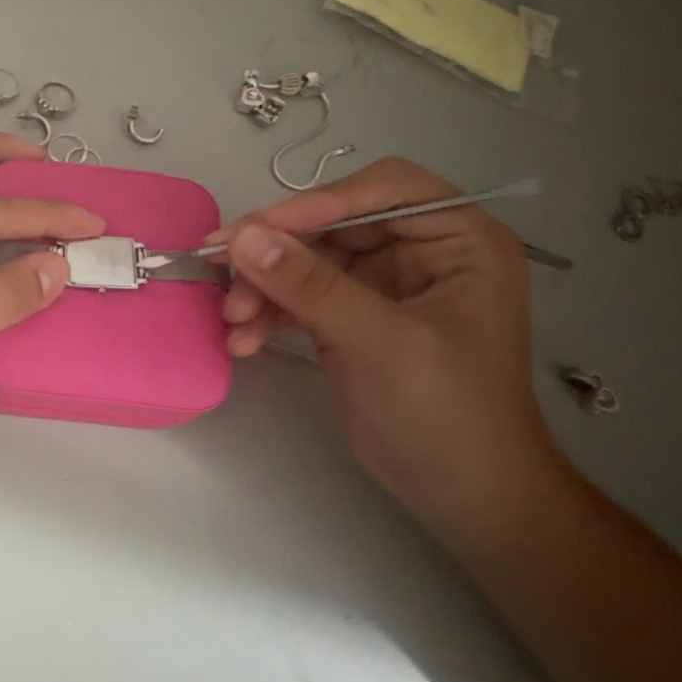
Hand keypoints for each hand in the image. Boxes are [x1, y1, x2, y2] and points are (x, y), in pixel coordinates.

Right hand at [209, 158, 559, 525]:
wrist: (461, 493)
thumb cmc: (448, 414)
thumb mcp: (382, 344)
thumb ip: (312, 287)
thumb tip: (242, 237)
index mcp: (458, 241)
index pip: (384, 189)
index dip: (320, 201)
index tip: (257, 230)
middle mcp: (418, 252)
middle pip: (331, 223)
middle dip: (276, 252)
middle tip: (221, 270)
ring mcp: (379, 286)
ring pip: (304, 260)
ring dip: (262, 285)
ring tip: (233, 319)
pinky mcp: (346, 318)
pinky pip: (295, 297)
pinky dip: (266, 314)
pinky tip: (244, 341)